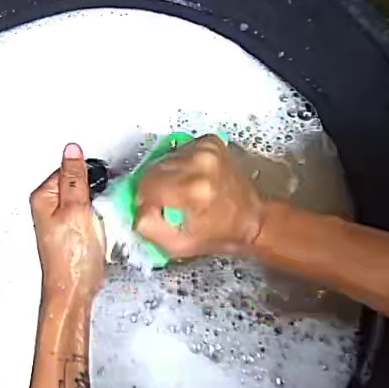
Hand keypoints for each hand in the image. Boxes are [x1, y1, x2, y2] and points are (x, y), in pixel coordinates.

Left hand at [30, 143, 105, 312]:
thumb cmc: (72, 257)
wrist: (75, 289)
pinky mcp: (72, 231)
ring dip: (98, 204)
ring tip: (101, 218)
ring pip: (85, 198)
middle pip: (76, 182)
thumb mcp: (77, 209)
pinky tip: (102, 227)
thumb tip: (72, 150)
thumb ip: (75, 179)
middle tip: (100, 205)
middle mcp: (47, 207)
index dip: (89, 175)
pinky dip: (98, 216)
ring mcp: (60, 220)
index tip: (99, 186)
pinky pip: (89, 213)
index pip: (68, 168)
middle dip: (93, 189)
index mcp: (43, 197)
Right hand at [132, 135, 268, 258]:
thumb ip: (148, 227)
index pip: (146, 187)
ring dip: (166, 175)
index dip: (145, 202)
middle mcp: (201, 164)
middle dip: (154, 188)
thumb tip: (136, 208)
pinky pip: (178, 151)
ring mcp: (206, 149)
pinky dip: (179, 164)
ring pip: (163, 159)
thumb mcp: (179, 245)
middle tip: (169, 203)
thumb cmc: (221, 233)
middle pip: (152, 170)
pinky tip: (191, 178)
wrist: (253, 218)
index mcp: (193, 191)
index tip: (154, 210)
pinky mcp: (210, 141)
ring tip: (184, 191)